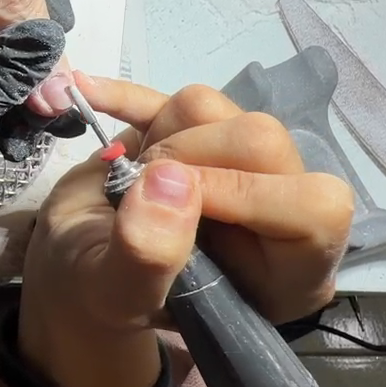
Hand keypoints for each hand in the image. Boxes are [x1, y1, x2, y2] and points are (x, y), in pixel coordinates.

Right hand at [18, 77, 353, 386]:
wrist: (74, 268)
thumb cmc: (102, 294)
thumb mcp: (114, 292)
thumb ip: (146, 254)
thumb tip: (170, 178)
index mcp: (289, 270)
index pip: (311, 205)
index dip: (239, 192)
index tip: (167, 204)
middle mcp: (277, 209)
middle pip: (263, 140)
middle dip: (183, 155)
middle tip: (136, 186)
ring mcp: (233, 162)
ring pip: (214, 109)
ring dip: (156, 134)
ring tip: (125, 173)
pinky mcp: (190, 132)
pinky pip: (163, 93)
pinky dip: (120, 94)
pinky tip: (85, 92)